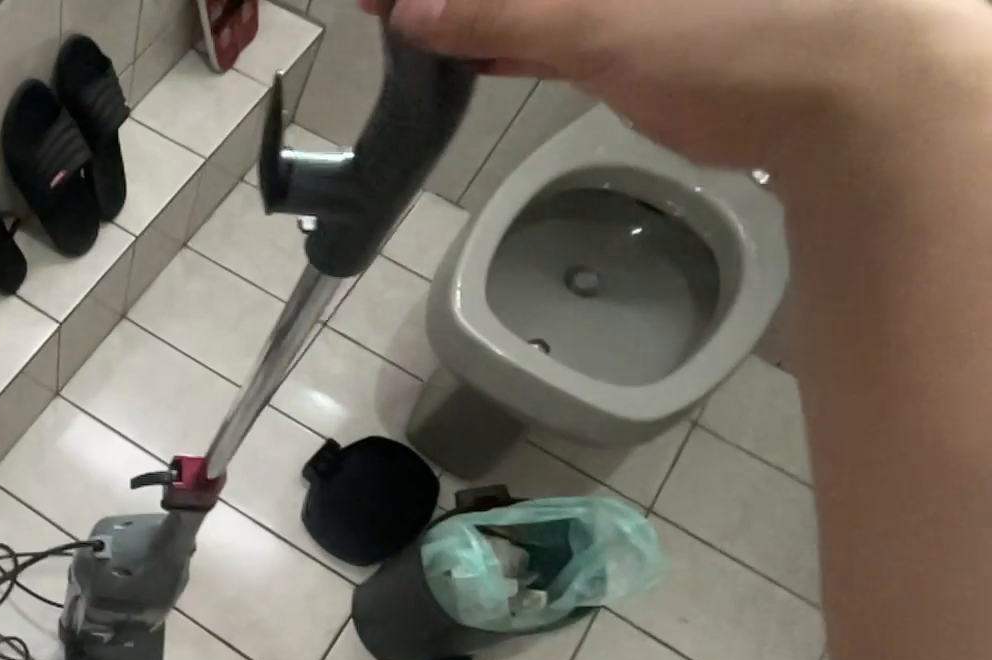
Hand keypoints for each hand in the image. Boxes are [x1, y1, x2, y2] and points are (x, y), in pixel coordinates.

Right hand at [361, 0, 991, 168]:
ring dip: (461, 12)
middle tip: (381, 8)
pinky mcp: (620, 32)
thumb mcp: (602, 20)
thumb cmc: (742, 30)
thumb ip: (502, 14)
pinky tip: (451, 49)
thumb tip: (412, 11)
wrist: (835, 92)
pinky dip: (493, 39)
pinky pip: (537, 28)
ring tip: (396, 23)